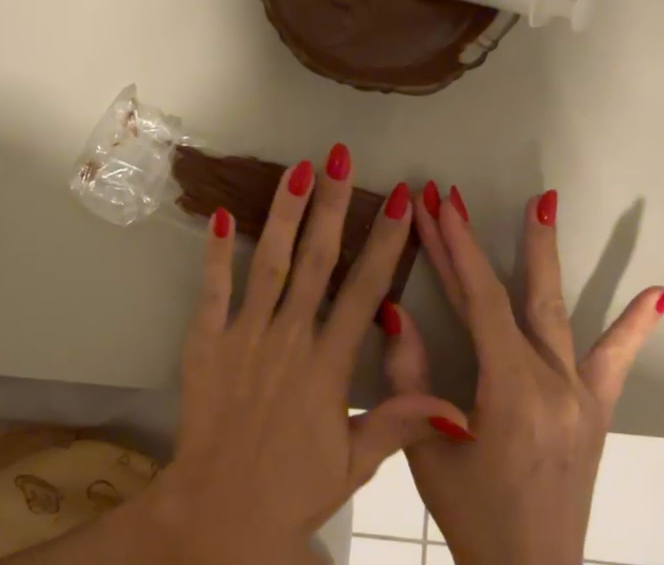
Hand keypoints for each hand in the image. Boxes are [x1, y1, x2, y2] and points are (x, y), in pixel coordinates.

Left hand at [147, 145, 467, 563]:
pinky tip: (220, 215)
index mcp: (330, 364)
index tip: (400, 197)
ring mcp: (244, 335)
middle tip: (339, 157)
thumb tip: (458, 404)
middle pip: (315, 260)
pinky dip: (215, 253)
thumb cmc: (292, 487)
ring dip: (281, 213)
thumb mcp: (354, 462)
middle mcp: (289, 338)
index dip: (386, 240)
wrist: (222, 506)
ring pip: (267, 263)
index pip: (367, 289)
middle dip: (330, 204)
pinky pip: (212, 289)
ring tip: (293, 169)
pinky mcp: (205, 341)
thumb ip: (400, 421)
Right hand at [382, 184, 663, 564]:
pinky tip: (663, 293)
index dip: (453, 249)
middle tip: (451, 195)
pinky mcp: (596, 412)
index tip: (434, 204)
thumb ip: (409, 375)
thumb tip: (394, 311)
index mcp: (511, 394)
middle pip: (510, 297)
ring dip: (544, 255)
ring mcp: (582, 397)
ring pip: (558, 313)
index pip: (478, 302)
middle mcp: (555, 386)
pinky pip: (615, 361)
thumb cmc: (470, 513)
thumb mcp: (423, 446)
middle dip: (476, 242)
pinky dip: (636, 324)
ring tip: (545, 203)